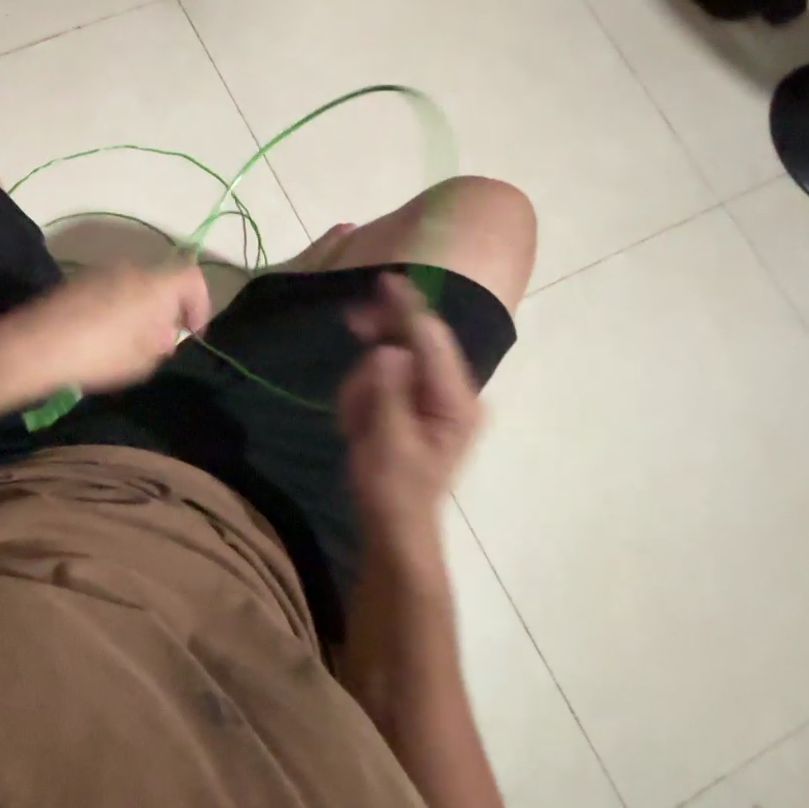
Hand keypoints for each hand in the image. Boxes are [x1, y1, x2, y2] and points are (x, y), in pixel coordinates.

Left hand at [0, 262, 211, 401]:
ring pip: (134, 286)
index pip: (193, 278)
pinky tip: (102, 338)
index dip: (201, 304)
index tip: (193, 333)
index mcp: (155, 283)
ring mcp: (100, 271)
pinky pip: (109, 290)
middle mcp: (130, 267)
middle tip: (161, 342)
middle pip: (162, 281)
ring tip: (130, 344)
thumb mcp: (142, 361)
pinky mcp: (75, 281)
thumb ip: (163, 344)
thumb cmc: (97, 355)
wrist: (32, 346)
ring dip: (141, 310)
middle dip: (167, 310)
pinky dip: (116, 309)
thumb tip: (166, 333)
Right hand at [337, 274, 482, 568]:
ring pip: (395, 362)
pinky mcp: (420, 406)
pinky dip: (366, 394)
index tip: (384, 281)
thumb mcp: (387, 443)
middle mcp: (455, 394)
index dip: (407, 308)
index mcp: (457, 401)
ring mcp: (438, 400)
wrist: (395, 526)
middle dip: (380, 342)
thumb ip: (387, 393)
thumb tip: (388, 351)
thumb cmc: (392, 490)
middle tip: (350, 322)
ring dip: (365, 383)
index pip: (432, 340)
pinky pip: (388, 380)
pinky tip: (359, 421)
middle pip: (418, 342)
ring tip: (354, 422)